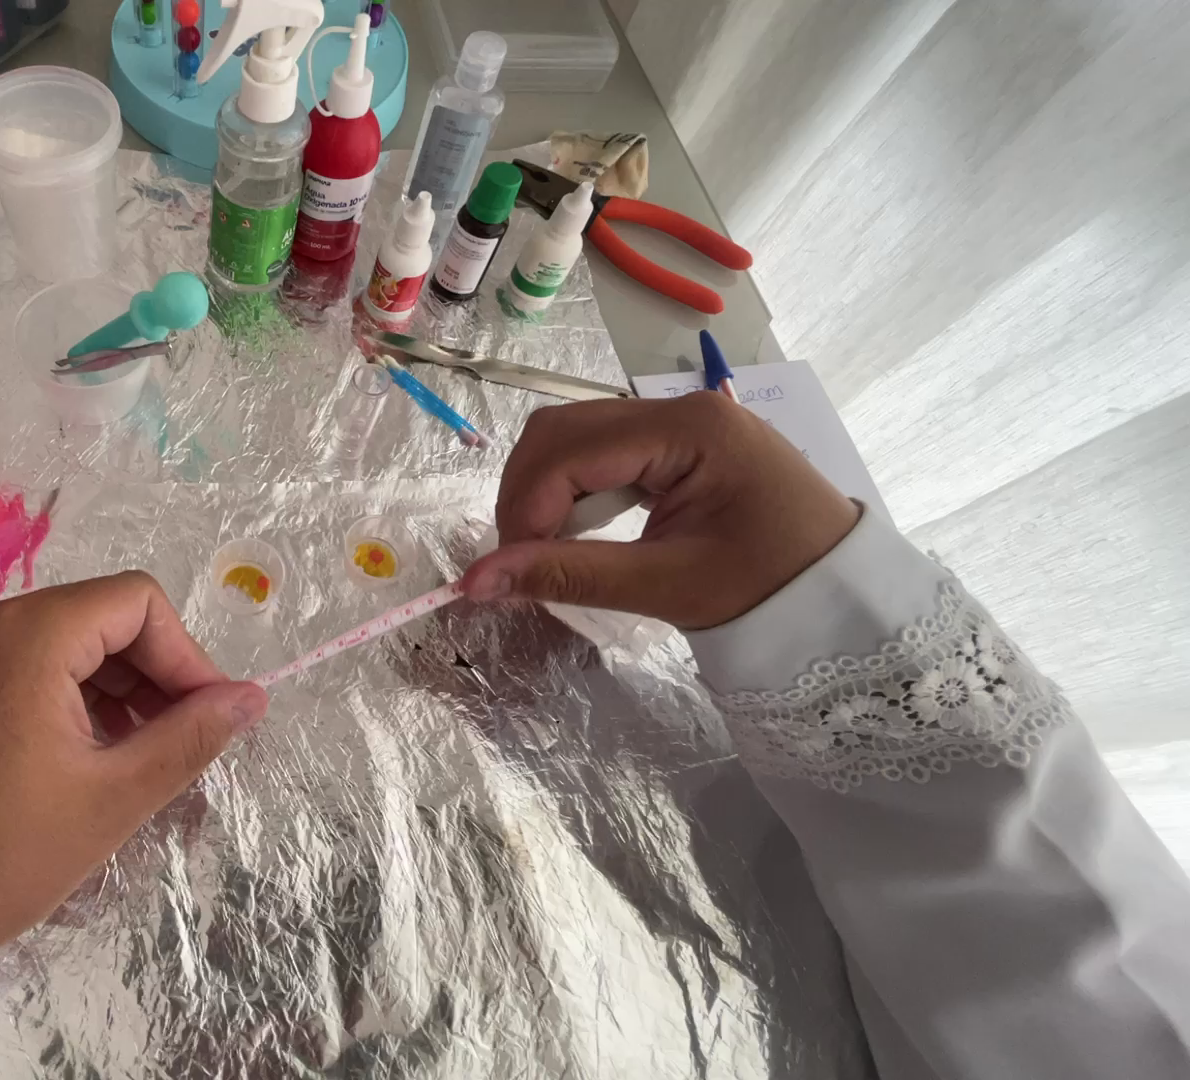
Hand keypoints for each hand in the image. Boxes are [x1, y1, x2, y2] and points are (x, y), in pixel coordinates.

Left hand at [0, 572, 267, 977]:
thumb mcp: (112, 799)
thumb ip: (191, 737)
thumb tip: (253, 697)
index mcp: (26, 635)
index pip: (138, 603)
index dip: (185, 655)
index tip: (206, 716)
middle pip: (103, 616)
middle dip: (154, 674)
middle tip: (179, 741)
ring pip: (68, 638)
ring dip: (116, 686)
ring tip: (138, 754)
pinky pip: (30, 660)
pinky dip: (72, 693)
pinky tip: (89, 749)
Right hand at [462, 393, 861, 628]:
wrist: (838, 595)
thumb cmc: (766, 591)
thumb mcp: (663, 586)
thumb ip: (564, 575)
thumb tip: (472, 582)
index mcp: (688, 430)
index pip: (568, 450)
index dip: (526, 507)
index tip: (514, 568)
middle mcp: (675, 408)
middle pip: (558, 431)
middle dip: (525, 494)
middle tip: (524, 557)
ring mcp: (673, 420)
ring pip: (567, 438)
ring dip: (540, 490)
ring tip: (549, 547)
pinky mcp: (669, 440)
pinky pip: (592, 451)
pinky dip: (567, 489)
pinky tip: (577, 528)